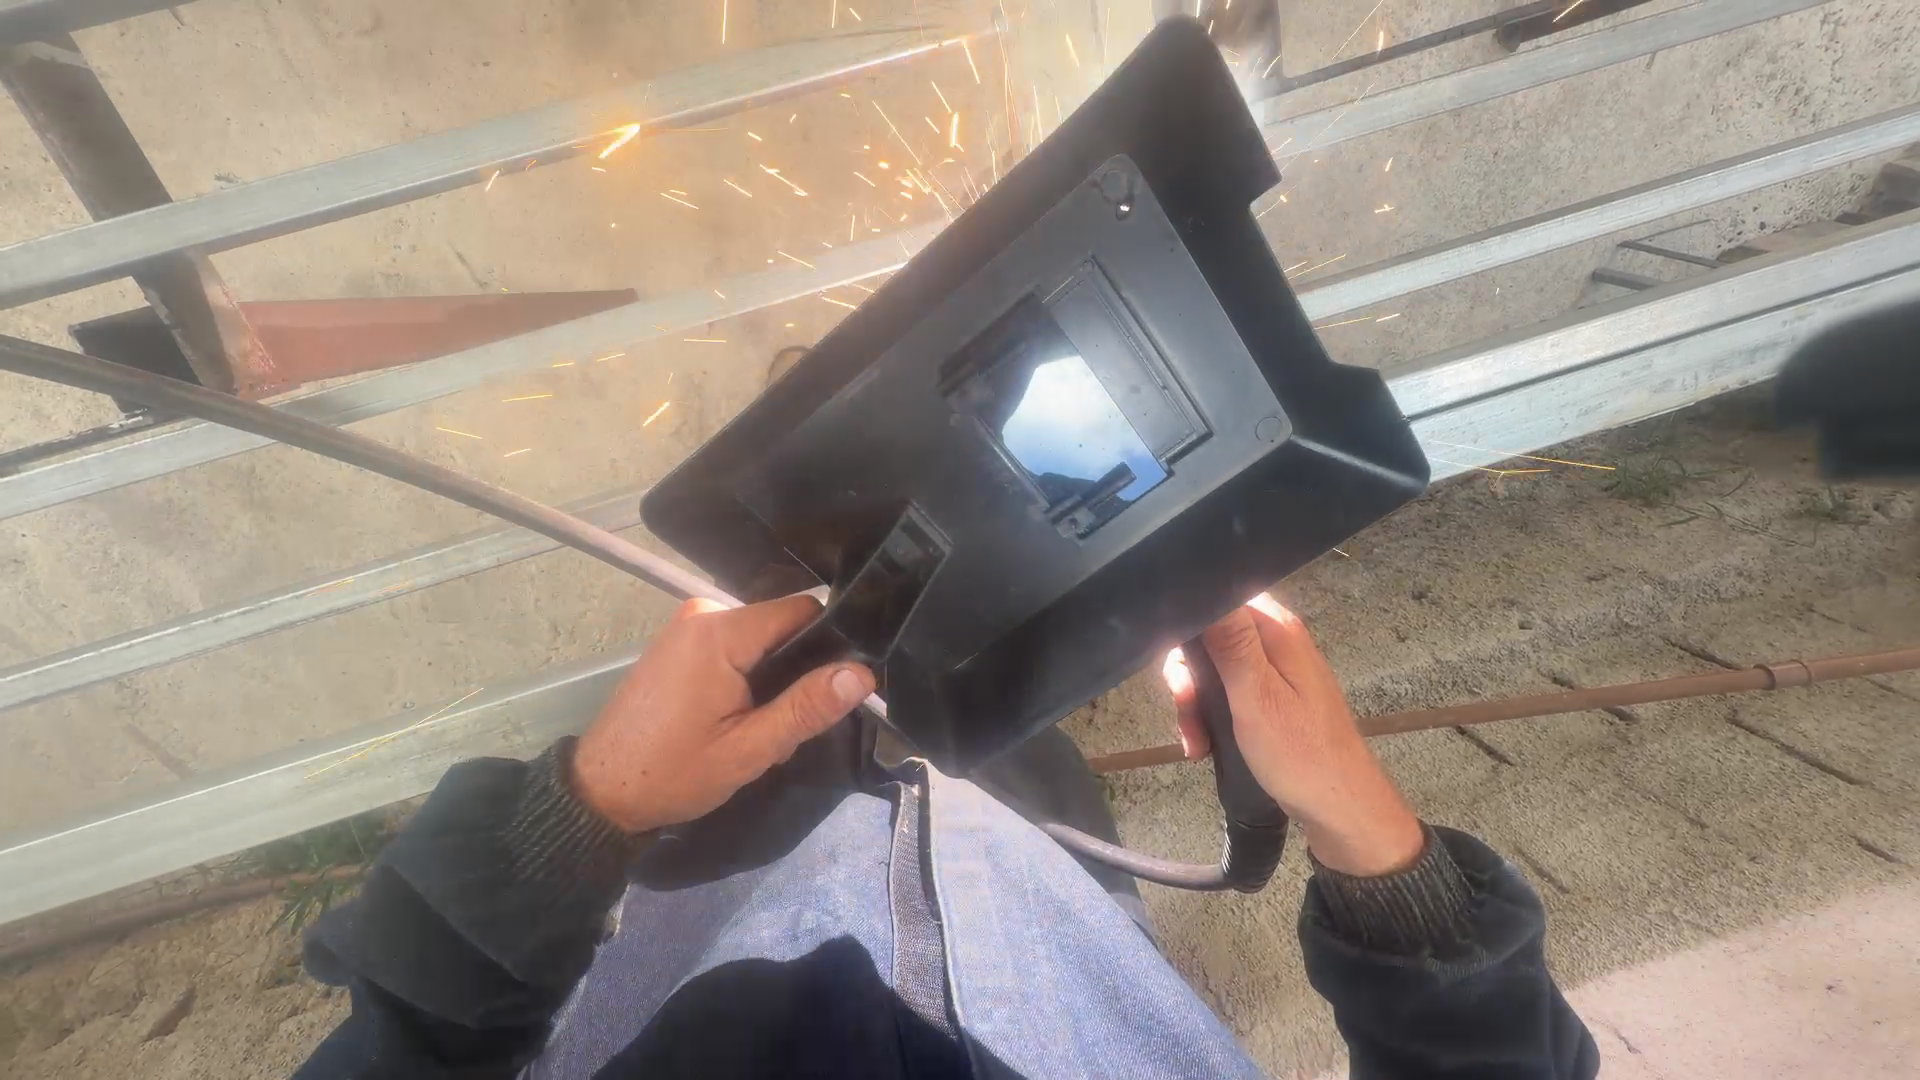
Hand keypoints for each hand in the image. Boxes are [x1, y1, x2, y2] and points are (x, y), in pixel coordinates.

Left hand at [571, 595, 875, 832]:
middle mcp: (704, 612)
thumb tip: (862, 674)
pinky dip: (748, 675)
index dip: (829, 643)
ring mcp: (688, 624)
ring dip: (773, 678)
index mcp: (721, 631)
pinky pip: (736, 644)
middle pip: (782, 625)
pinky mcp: (680, 640)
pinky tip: (738, 716)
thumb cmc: (672, 773)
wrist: (598, 793)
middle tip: (789, 726)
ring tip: (760, 729)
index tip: (834, 687)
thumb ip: (807, 707)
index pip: (803, 610)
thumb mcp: (749, 749)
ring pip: (762, 638)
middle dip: (797, 671)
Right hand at [1165, 595, 1423, 876]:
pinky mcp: (1271, 694)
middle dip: (1188, 674)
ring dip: (1195, 702)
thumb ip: (1229, 642)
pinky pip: (1227, 690)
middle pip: (1210, 634)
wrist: (1341, 811)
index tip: (1178, 665)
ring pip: (1213, 666)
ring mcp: (1275, 668)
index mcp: (1276, 630)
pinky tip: (1204, 742)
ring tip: (1195, 739)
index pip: (1219, 599)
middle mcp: (1276, 640)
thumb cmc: (1298, 753)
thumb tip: (1205, 589)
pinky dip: (1210, 714)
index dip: (1190, 625)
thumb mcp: (1255, 695)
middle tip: (1185, 709)